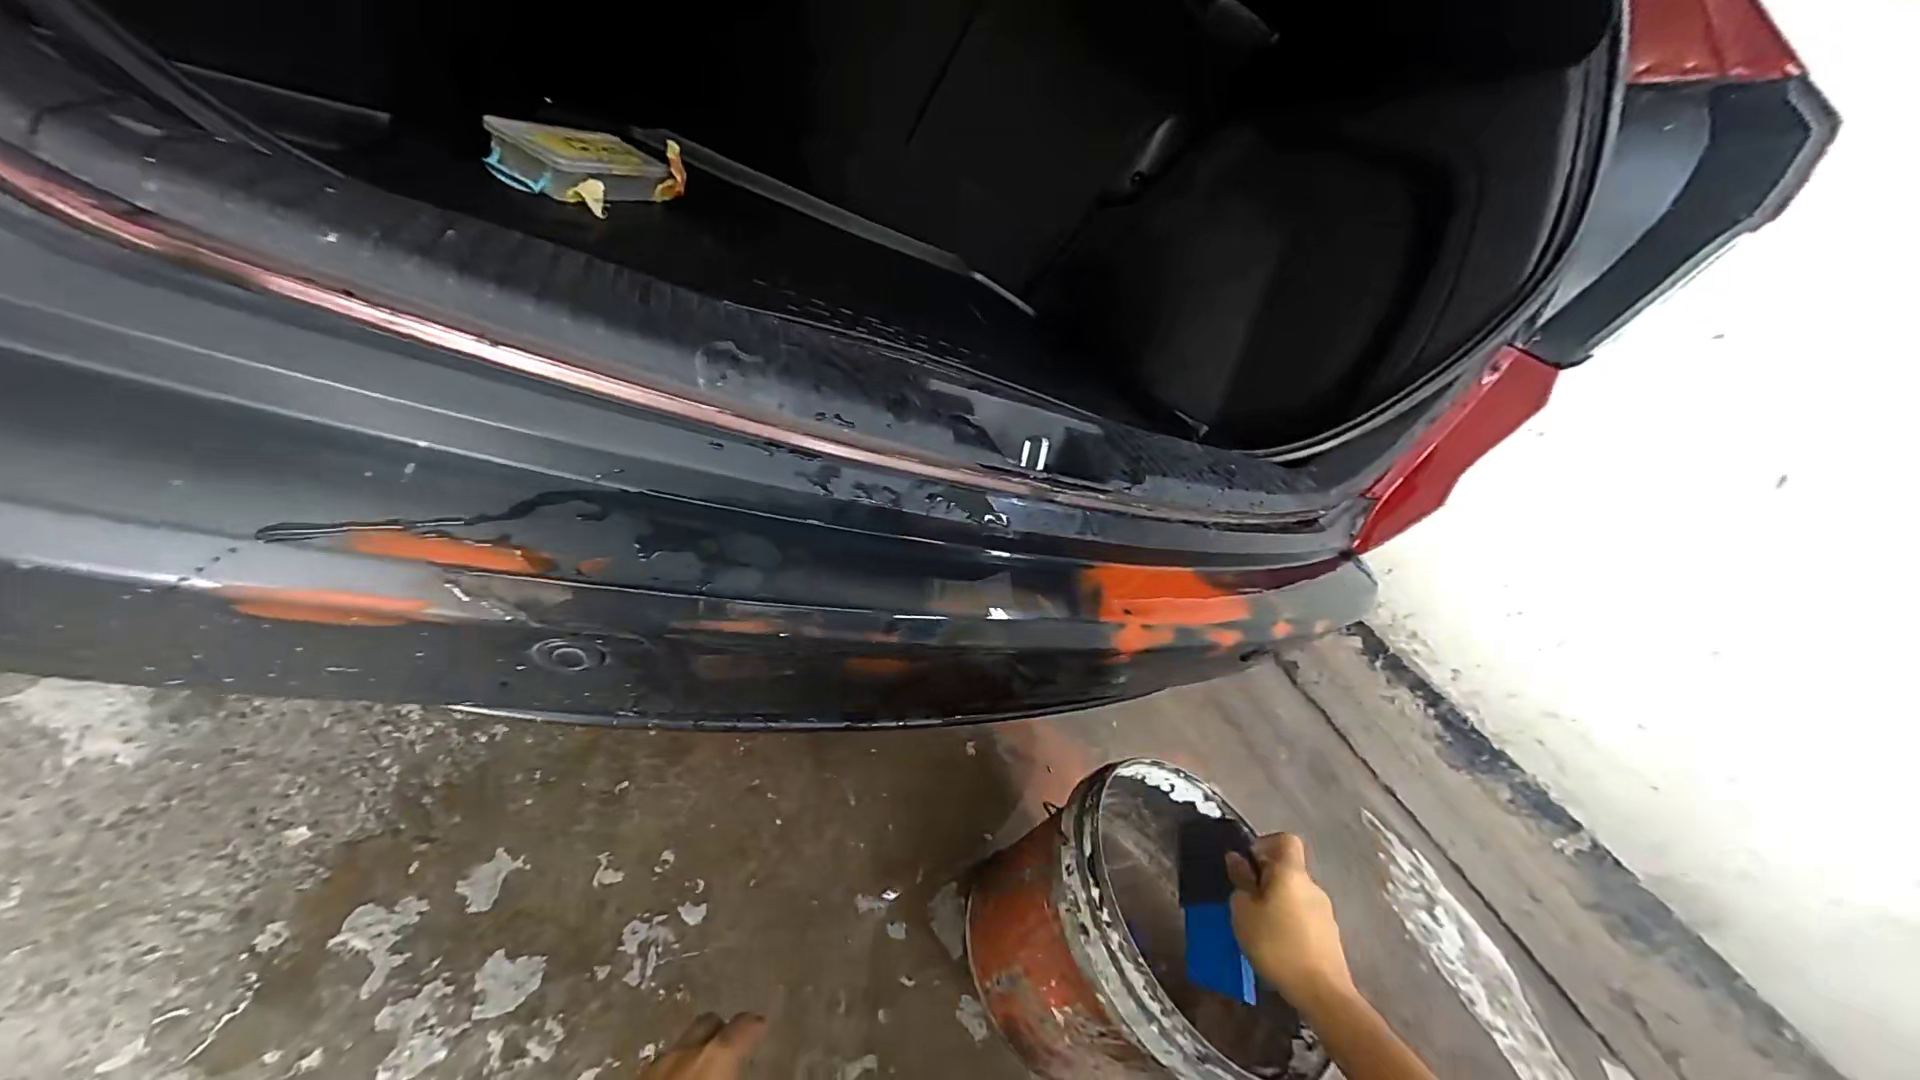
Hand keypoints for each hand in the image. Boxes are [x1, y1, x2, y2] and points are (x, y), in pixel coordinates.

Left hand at [638, 1013, 766, 1079]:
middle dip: (720, 1029)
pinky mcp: (633, 1078)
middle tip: (731, 1046)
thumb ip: (742, 1066)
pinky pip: (660, 1066)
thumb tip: (748, 1061)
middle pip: (708, 1022)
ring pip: (679, 1045)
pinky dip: (672, 1070)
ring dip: (692, 1051)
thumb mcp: (727, 1074)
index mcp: (717, 1052)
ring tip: (702, 1069)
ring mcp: (654, 1066)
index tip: (761, 1028)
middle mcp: (685, 1050)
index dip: (756, 1026)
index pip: (746, 1024)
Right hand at [1225, 832, 1354, 1013]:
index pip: (1285, 839)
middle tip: (1246, 900)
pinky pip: (1304, 917)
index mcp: (1291, 873)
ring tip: (1259, 927)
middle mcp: (1312, 886)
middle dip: (1265, 879)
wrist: (1323, 994)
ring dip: (1276, 903)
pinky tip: (1277, 945)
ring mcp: (1325, 912)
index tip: (1248, 864)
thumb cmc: (1277, 945)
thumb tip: (1238, 860)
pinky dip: (1289, 923)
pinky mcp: (1330, 936)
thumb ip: (1240, 882)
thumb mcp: (1243, 912)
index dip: (1264, 844)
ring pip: (1295, 895)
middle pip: (1287, 869)